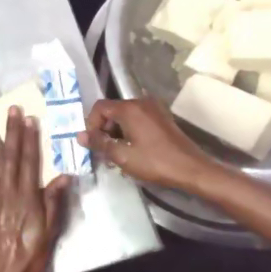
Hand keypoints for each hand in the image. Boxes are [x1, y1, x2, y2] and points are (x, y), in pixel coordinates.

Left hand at [0, 108, 69, 271]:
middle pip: (9, 156)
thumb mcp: (50, 229)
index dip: (30, 139)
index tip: (30, 119)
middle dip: (10, 131)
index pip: (29, 161)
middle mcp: (6, 191)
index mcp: (26, 196)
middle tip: (10, 109)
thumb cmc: (31, 254)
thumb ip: (53, 201)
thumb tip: (63, 175)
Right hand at [83, 98, 217, 191]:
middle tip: (104, 150)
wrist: (190, 169)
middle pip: (112, 109)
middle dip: (104, 128)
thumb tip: (79, 136)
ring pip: (125, 115)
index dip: (91, 124)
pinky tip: (132, 148)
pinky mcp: (162, 117)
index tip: (93, 143)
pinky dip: (130, 130)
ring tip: (117, 153)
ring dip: (117, 131)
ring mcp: (153, 108)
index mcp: (129, 108)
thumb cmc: (155, 162)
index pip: (100, 107)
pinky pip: (138, 118)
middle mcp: (141, 102)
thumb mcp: (122, 156)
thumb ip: (99, 143)